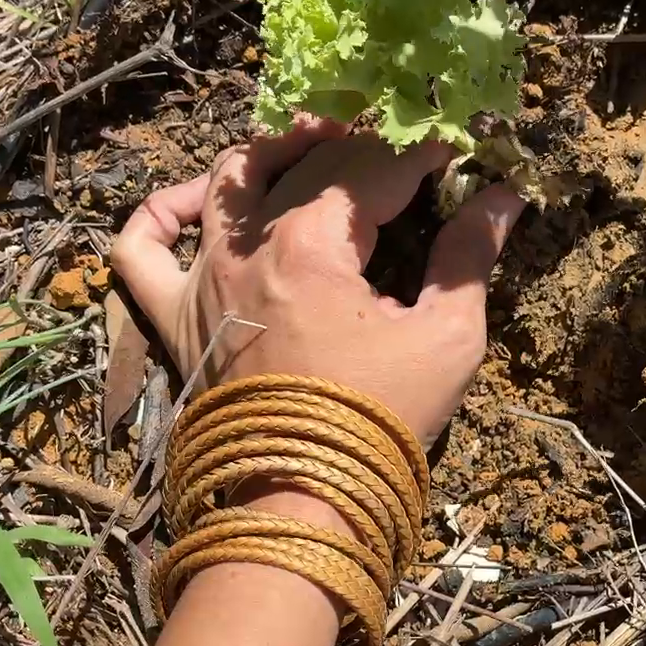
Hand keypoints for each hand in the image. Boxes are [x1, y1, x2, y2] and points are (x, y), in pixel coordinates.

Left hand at [108, 115, 525, 446]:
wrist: (306, 499)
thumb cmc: (383, 417)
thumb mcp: (448, 336)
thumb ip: (469, 257)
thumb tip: (503, 197)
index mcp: (312, 245)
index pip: (371, 169)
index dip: (419, 153)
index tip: (454, 150)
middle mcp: (245, 246)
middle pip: (306, 165)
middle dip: (364, 149)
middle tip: (406, 153)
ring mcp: (199, 279)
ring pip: (225, 182)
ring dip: (276, 153)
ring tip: (319, 146)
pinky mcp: (176, 318)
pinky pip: (141, 250)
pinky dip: (163, 214)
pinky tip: (199, 201)